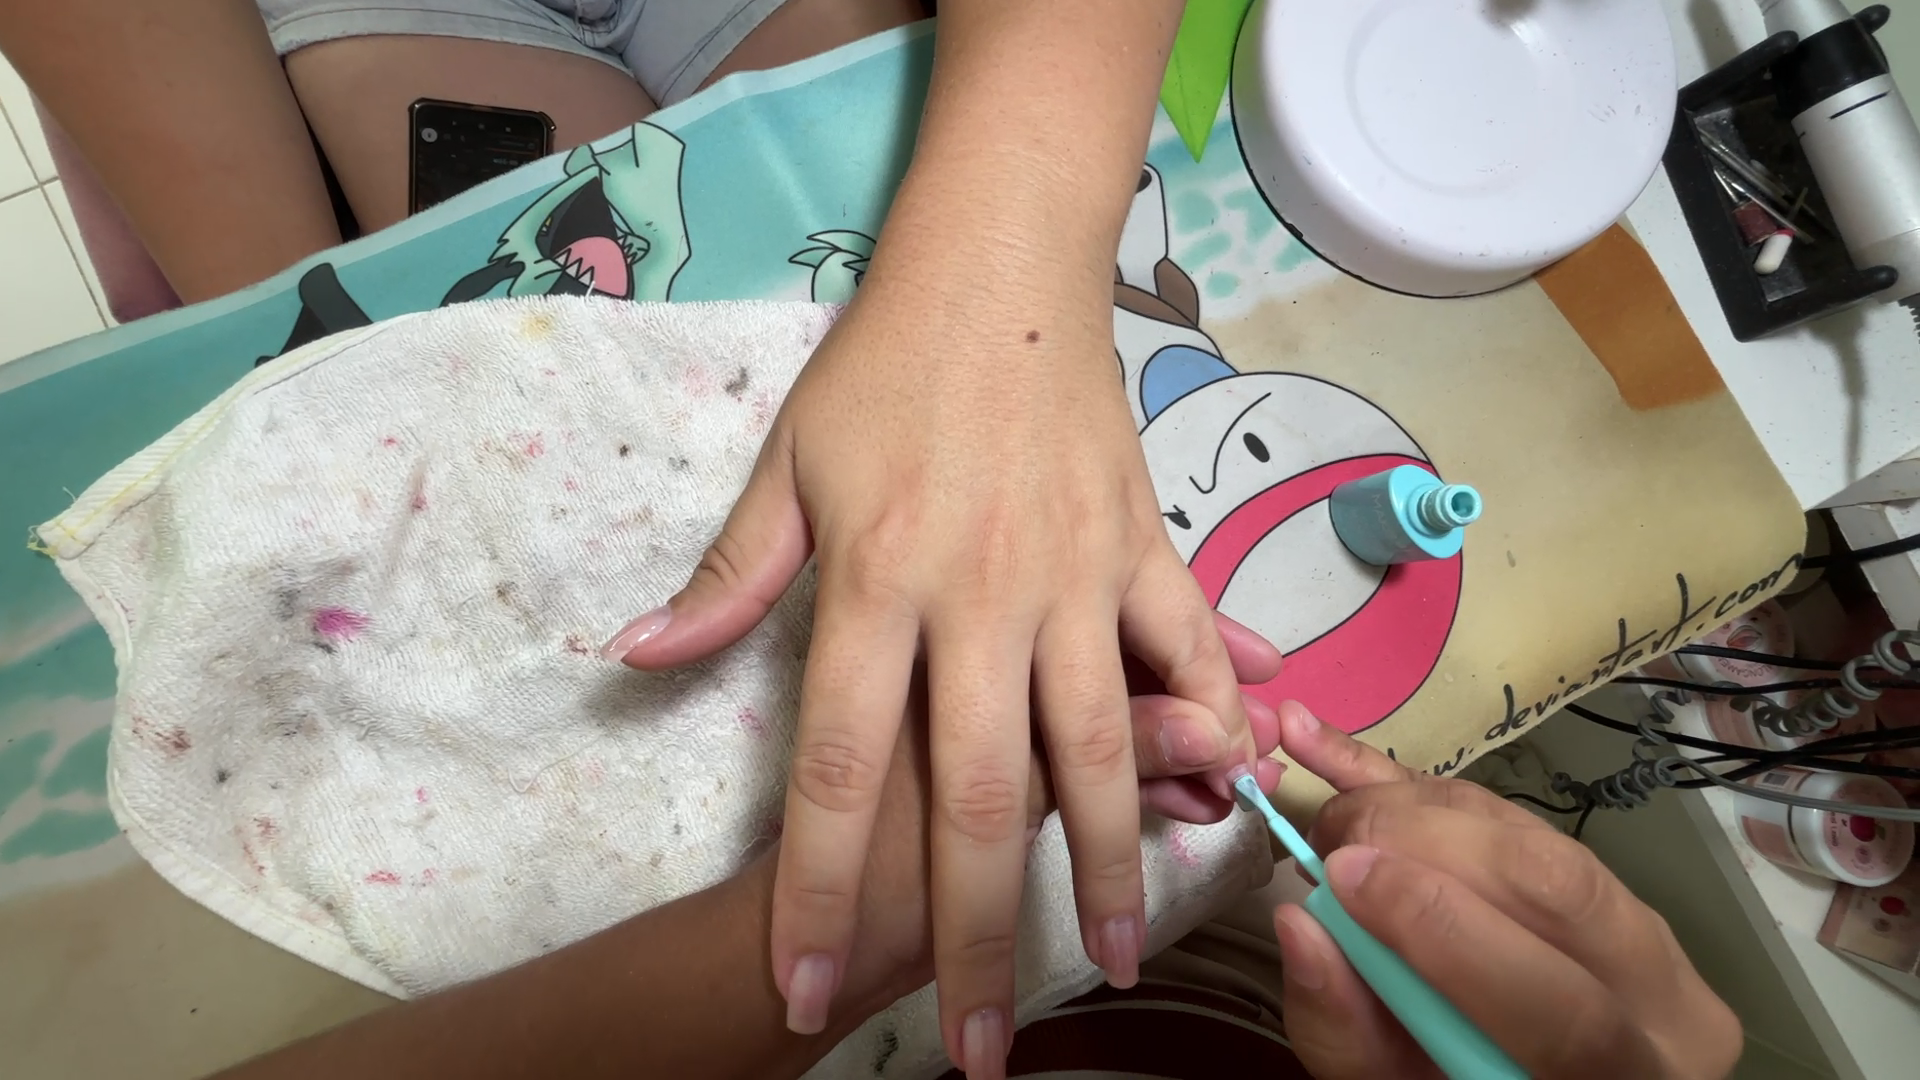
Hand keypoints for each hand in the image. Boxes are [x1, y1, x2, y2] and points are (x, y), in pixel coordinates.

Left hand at [606, 244, 1254, 1067]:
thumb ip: (731, 572)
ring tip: (1115, 957)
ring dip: (1108, 859)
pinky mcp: (1142, 542)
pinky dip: (1209, 716)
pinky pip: (1185, 643)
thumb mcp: (789, 461)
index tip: (798, 991)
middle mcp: (980, 595)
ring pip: (1098, 742)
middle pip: (976, 791)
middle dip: (970, 932)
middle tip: (971, 1048)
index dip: (816, 889)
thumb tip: (639, 650)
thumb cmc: (885, 368)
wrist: (997, 276)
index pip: (837, 766)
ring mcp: (1075, 572)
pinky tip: (1223, 790)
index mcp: (878, 580)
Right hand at [1269, 703, 1741, 1079]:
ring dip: (1403, 804)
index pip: (1562, 1005)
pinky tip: (1313, 737)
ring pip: (1518, 823)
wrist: (1500, 1059)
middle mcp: (1656, 988)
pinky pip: (1479, 796)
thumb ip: (1341, 1026)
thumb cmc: (1436, 1079)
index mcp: (1624, 1079)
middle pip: (1553, 880)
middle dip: (1419, 840)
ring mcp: (1624, 906)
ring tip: (1328, 824)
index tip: (1339, 876)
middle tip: (1331, 841)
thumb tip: (1299, 921)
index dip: (1442, 928)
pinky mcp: (1560, 849)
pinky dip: (1386, 769)